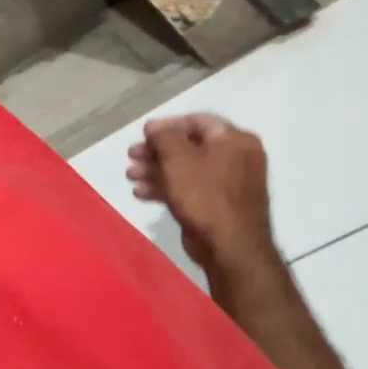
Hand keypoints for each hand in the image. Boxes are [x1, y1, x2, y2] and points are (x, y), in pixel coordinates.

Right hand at [126, 113, 275, 268]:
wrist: (230, 247)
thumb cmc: (204, 196)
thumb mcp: (178, 159)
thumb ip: (164, 136)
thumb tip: (155, 126)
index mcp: (234, 140)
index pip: (197, 121)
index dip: (166, 126)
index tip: (142, 136)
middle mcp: (236, 156)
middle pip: (188, 146)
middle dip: (156, 151)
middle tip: (131, 156)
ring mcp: (228, 181)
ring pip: (185, 168)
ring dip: (155, 170)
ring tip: (131, 176)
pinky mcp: (218, 203)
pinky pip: (189, 187)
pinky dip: (166, 187)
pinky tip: (141, 194)